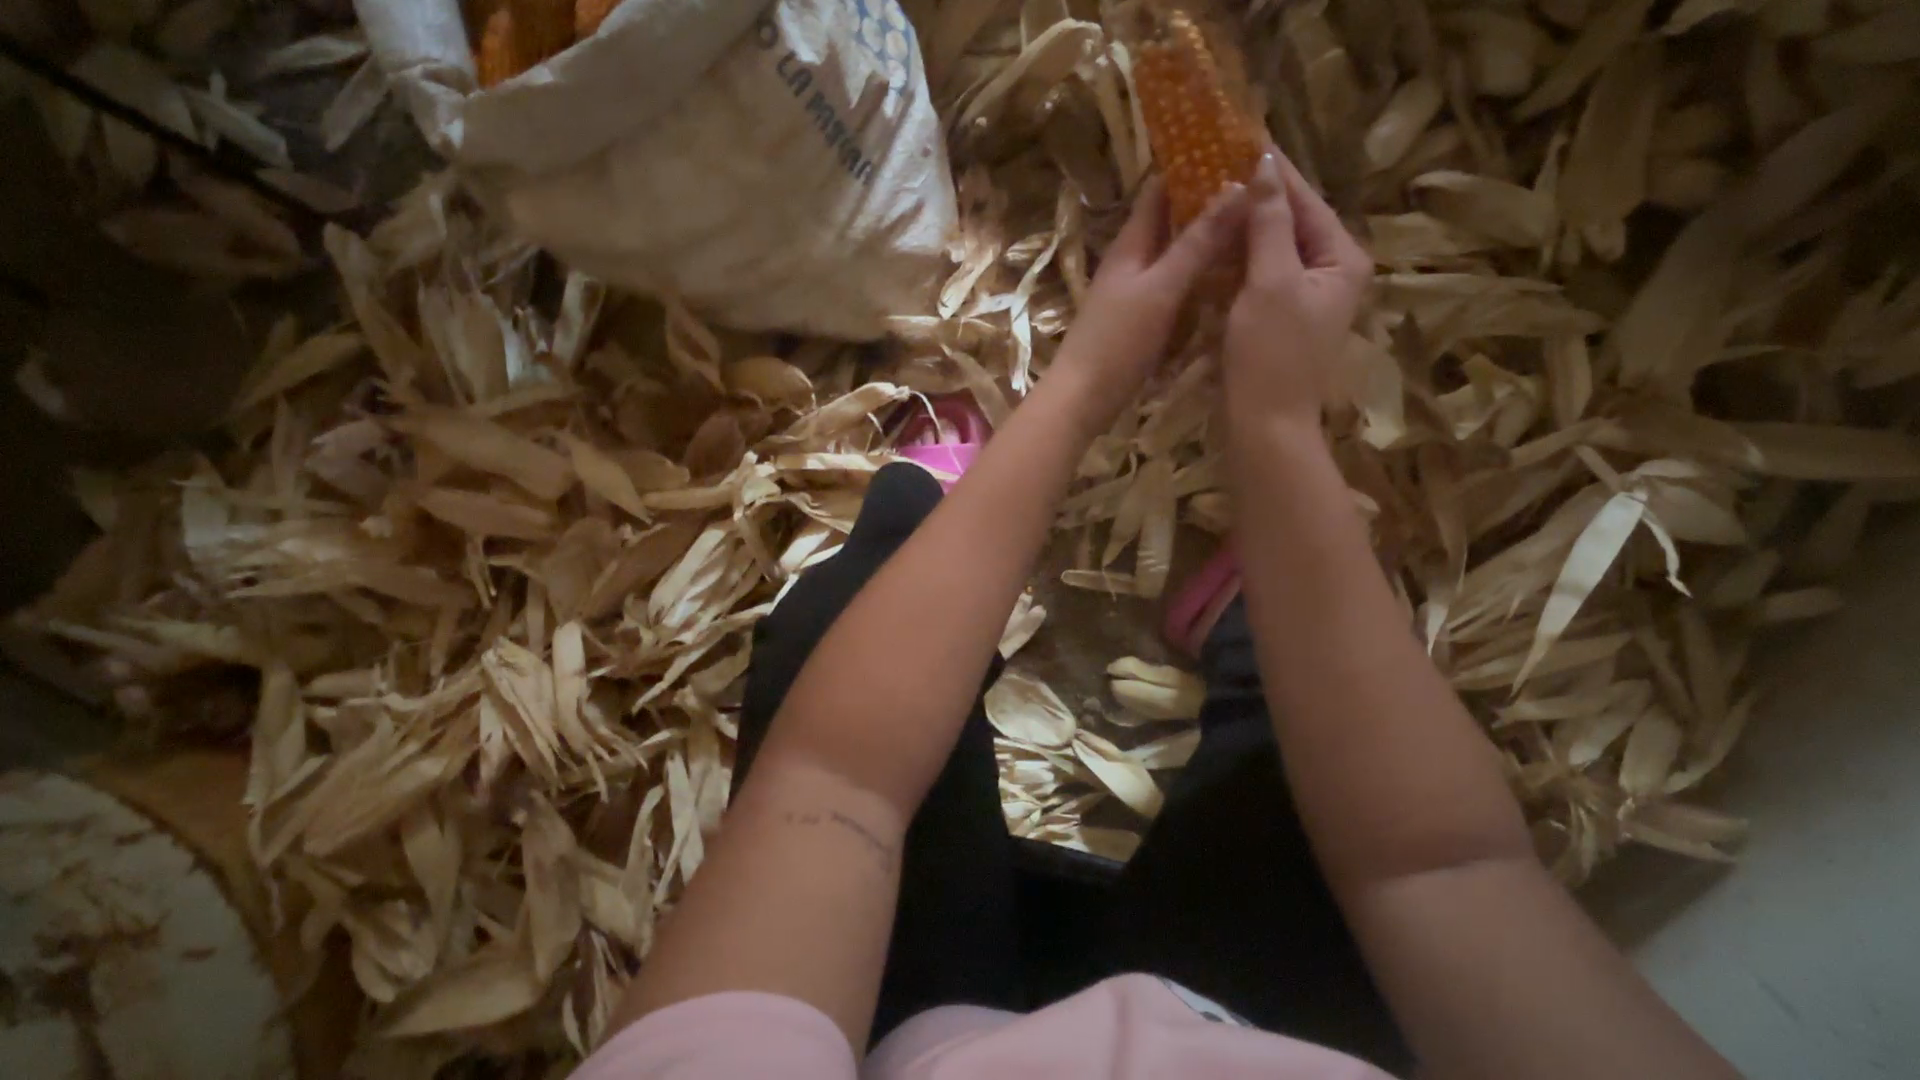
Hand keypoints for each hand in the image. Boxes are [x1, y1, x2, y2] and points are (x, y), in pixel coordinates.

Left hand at [1049, 178, 1248, 424]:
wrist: (1083, 398)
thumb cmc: (1118, 340)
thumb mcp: (1162, 288)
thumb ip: (1197, 242)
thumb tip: (1236, 185)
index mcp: (1131, 243)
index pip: (1160, 189)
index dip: (1193, 165)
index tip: (1237, 150)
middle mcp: (1133, 260)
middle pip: (1171, 220)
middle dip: (1209, 203)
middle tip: (1261, 192)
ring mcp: (1136, 291)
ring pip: (1175, 254)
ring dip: (1208, 240)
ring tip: (1256, 226)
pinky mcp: (1143, 320)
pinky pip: (1176, 286)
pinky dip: (1201, 275)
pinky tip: (1229, 278)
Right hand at [1223, 150, 1370, 426]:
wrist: (1265, 425)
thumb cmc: (1271, 354)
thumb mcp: (1270, 282)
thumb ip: (1269, 223)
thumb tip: (1265, 166)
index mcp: (1341, 257)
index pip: (1305, 198)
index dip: (1272, 168)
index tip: (1241, 135)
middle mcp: (1330, 270)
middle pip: (1291, 219)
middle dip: (1256, 193)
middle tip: (1216, 160)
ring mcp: (1304, 295)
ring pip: (1272, 245)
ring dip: (1243, 222)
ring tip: (1208, 191)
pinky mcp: (1280, 315)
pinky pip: (1260, 271)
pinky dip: (1238, 254)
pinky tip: (1212, 239)